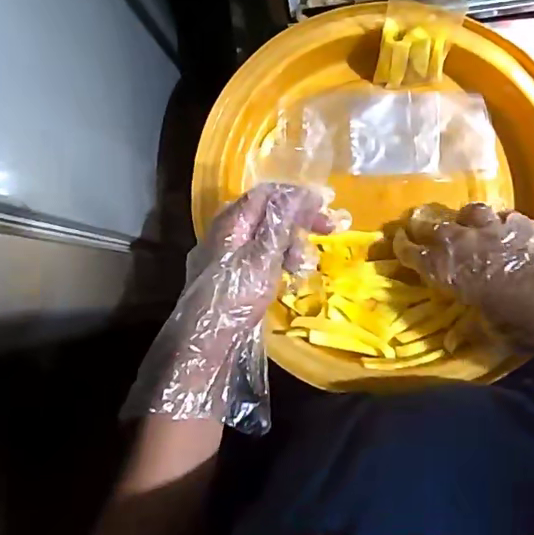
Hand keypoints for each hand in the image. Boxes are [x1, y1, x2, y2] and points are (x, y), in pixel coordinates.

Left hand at [122, 184, 332, 432]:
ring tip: (307, 264)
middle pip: (268, 213)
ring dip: (293, 243)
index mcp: (232, 220)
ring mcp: (225, 254)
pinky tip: (292, 275)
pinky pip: (260, 256)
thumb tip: (301, 192)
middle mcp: (226, 231)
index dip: (299, 196)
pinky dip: (280, 260)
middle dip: (300, 220)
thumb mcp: (264, 256)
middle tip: (330, 229)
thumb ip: (281, 222)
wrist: (203, 342)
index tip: (328, 204)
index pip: (269, 193)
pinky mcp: (228, 275)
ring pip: (266, 236)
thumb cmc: (236, 296)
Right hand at [392, 203, 533, 375]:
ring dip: (461, 219)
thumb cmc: (530, 328)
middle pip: (436, 225)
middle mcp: (469, 244)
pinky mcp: (525, 224)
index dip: (405, 247)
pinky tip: (502, 230)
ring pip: (469, 212)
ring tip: (463, 225)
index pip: (418, 254)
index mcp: (454, 271)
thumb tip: (452, 336)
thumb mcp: (494, 333)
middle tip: (416, 224)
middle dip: (422, 224)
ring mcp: (497, 229)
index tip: (397, 243)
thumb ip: (471, 324)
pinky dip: (496, 222)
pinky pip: (502, 216)